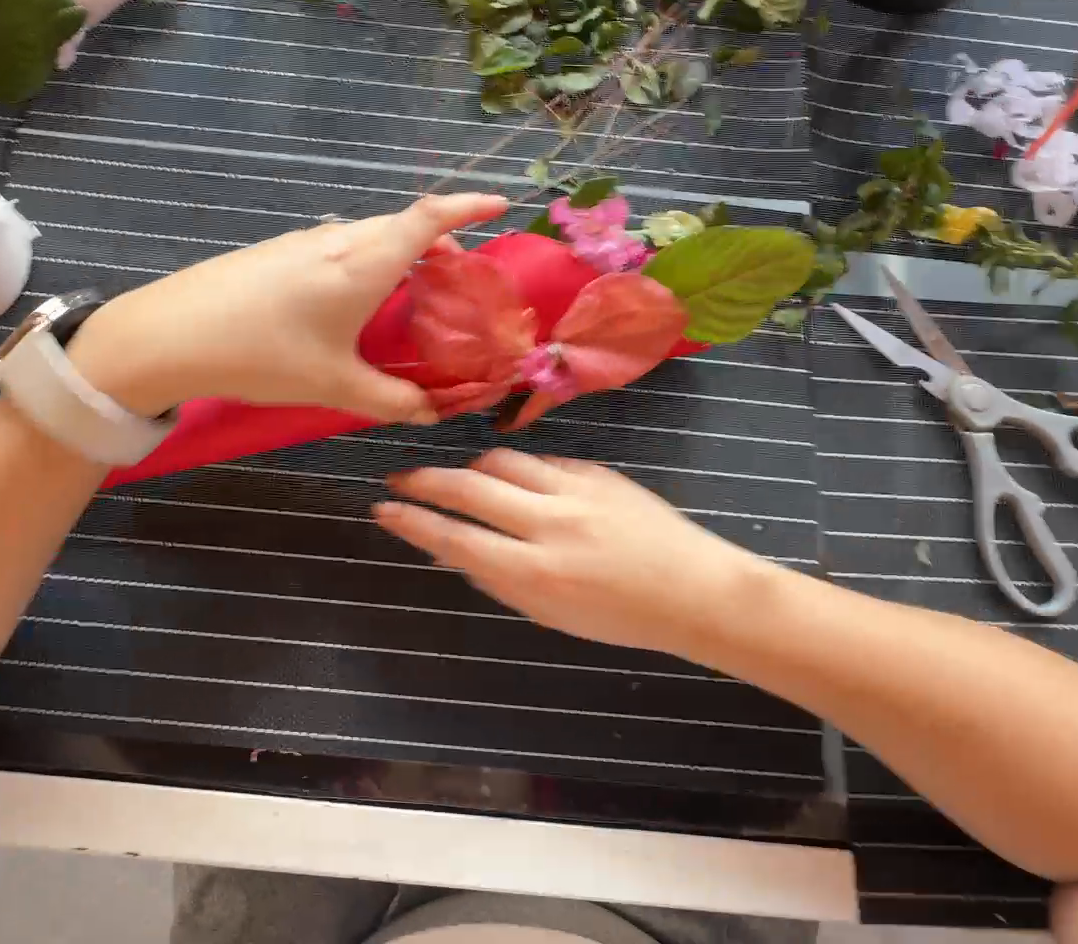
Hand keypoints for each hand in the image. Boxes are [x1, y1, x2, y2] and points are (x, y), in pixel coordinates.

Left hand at [68, 193, 507, 420]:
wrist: (169, 335)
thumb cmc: (264, 355)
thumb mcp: (334, 385)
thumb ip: (391, 399)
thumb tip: (431, 412)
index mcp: (363, 262)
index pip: (428, 218)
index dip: (468, 206)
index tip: (500, 204)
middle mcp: (338, 240)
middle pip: (402, 226)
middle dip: (440, 243)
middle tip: (459, 279)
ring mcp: (302, 241)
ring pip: (368, 237)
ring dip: (398, 255)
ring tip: (410, 295)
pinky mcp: (276, 252)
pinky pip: (338, 248)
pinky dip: (365, 265)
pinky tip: (351, 303)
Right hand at [374, 449, 768, 658]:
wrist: (694, 589)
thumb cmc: (620, 617)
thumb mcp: (551, 615)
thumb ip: (500, 580)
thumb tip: (456, 549)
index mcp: (535, 573)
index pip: (454, 539)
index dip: (413, 522)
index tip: (384, 510)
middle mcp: (548, 524)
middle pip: (468, 487)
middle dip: (424, 481)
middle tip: (399, 479)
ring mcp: (574, 490)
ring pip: (500, 461)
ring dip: (469, 469)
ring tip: (459, 480)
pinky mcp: (596, 471)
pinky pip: (540, 461)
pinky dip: (517, 470)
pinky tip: (515, 482)